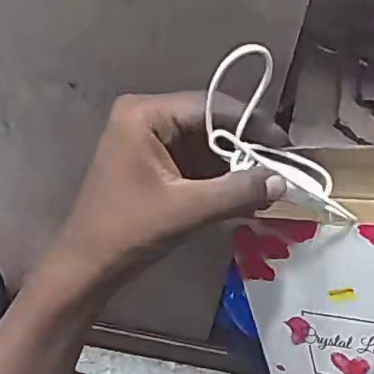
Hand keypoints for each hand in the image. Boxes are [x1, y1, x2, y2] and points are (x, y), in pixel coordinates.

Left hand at [39, 92, 287, 293]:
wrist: (87, 266)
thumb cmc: (128, 231)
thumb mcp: (187, 210)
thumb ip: (236, 192)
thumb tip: (282, 182)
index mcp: (144, 115)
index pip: (211, 106)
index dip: (253, 125)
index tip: (286, 147)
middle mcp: (144, 119)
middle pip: (208, 124)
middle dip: (245, 149)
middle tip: (281, 169)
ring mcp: (145, 143)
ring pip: (203, 146)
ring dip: (233, 167)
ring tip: (267, 186)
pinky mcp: (150, 166)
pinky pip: (192, 164)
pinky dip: (217, 180)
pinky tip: (242, 196)